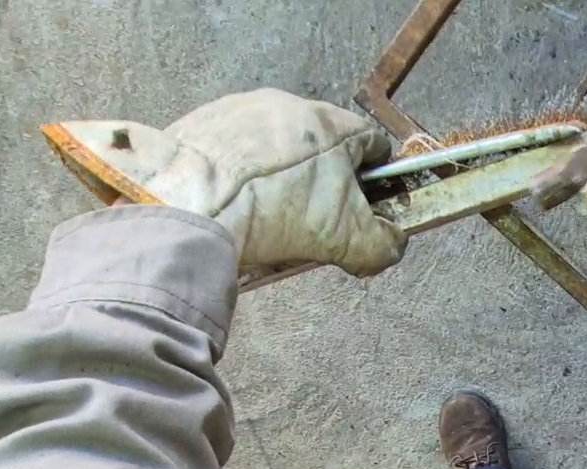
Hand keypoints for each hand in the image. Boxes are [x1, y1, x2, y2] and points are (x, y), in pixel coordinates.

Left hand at [42, 89, 405, 274]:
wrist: (194, 205)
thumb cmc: (279, 215)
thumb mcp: (352, 242)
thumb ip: (386, 244)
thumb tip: (392, 242)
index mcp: (330, 125)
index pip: (373, 144)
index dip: (379, 178)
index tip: (371, 206)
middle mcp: (286, 106)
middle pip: (324, 149)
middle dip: (328, 185)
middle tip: (321, 224)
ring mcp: (241, 111)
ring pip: (281, 151)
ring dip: (287, 183)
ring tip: (276, 223)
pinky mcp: (204, 124)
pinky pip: (239, 154)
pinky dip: (247, 181)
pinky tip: (243, 211)